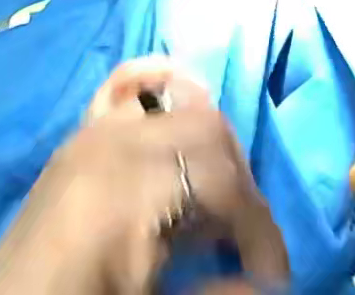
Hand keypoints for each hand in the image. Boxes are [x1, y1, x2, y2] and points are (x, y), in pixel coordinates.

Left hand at [0, 58, 287, 294]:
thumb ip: (209, 293)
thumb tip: (269, 288)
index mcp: (127, 188)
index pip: (220, 179)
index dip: (258, 227)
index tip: (275, 276)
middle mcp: (112, 142)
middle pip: (206, 130)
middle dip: (240, 182)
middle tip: (248, 241)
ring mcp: (92, 131)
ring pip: (178, 104)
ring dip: (212, 145)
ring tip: (220, 199)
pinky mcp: (79, 135)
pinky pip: (126, 85)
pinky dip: (160, 80)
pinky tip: (182, 92)